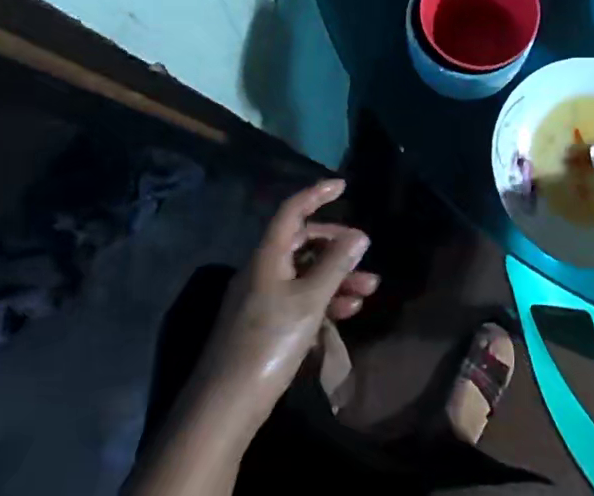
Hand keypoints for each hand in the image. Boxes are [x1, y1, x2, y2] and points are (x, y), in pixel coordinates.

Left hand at [200, 179, 379, 418]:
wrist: (224, 407)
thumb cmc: (268, 342)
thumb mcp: (310, 300)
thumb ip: (336, 265)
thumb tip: (360, 235)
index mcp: (267, 256)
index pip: (292, 211)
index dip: (317, 194)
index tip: (343, 186)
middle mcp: (262, 270)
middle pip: (302, 242)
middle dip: (337, 246)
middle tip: (364, 253)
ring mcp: (261, 298)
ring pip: (305, 273)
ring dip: (337, 277)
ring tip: (369, 290)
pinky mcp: (264, 324)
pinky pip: (299, 298)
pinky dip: (324, 299)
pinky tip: (347, 312)